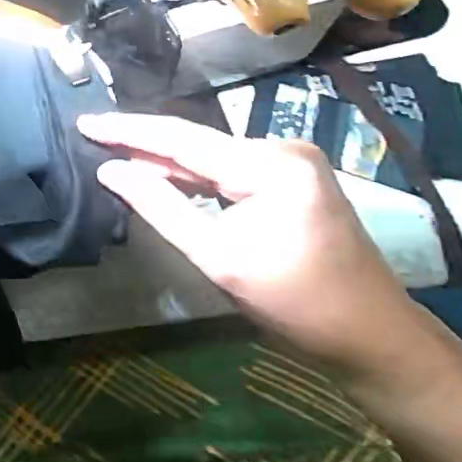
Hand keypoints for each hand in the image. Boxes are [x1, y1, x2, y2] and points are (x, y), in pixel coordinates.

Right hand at [78, 112, 427, 379]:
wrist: (376, 339)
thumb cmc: (298, 305)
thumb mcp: (218, 259)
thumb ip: (160, 206)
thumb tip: (110, 170)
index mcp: (270, 164)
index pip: (182, 139)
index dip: (128, 131)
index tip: (85, 122)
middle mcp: (281, 148)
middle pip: (195, 141)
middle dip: (142, 140)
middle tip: (92, 133)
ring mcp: (289, 160)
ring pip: (209, 153)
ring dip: (165, 157)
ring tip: (113, 147)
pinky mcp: (289, 175)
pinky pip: (226, 166)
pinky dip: (192, 173)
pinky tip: (159, 170)